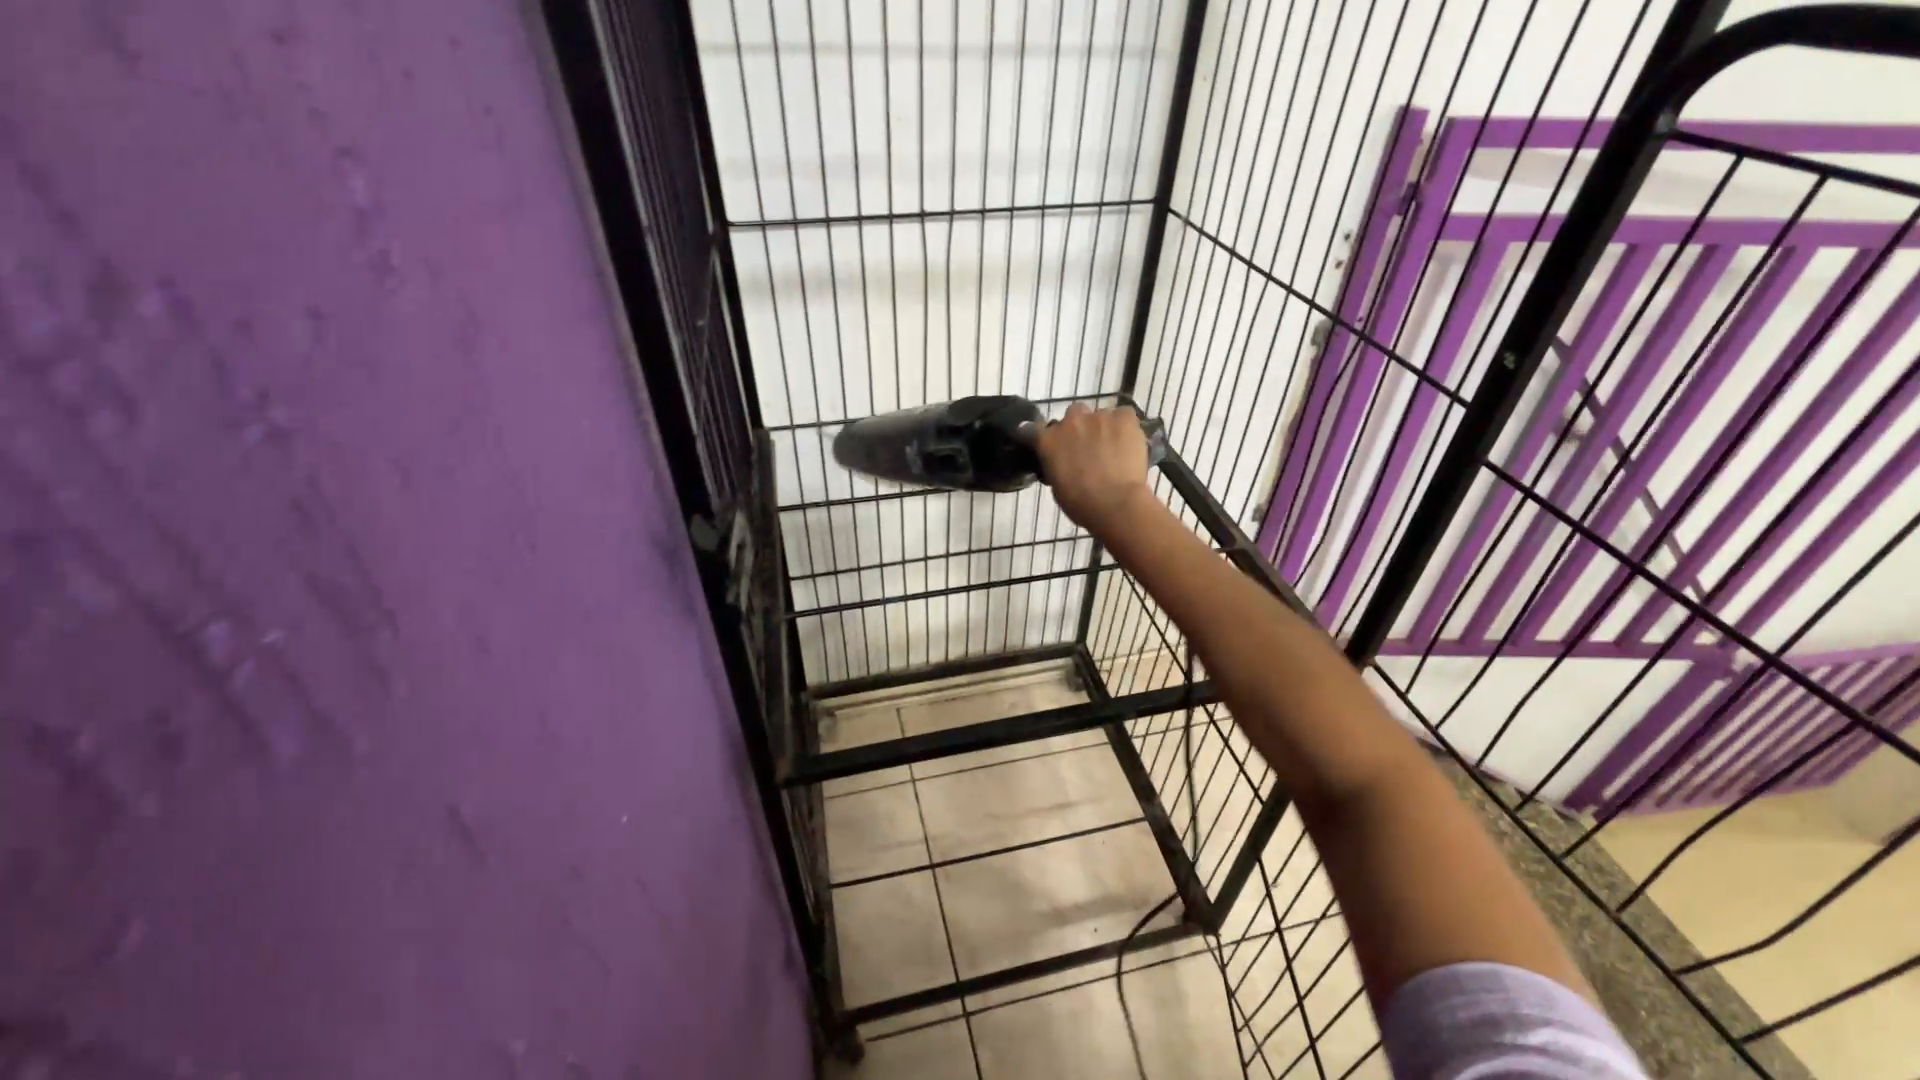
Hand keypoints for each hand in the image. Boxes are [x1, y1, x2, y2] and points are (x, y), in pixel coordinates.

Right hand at [1034, 404, 1155, 535]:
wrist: (1115, 503)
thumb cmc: (1081, 503)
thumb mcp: (1056, 485)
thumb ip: (1055, 464)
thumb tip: (1061, 461)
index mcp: (1048, 441)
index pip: (1032, 429)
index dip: (1041, 436)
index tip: (1046, 443)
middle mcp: (1071, 422)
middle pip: (1073, 414)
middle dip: (1078, 428)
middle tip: (1087, 448)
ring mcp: (1099, 417)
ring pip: (1100, 416)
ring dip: (1103, 428)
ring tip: (1112, 449)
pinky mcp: (1124, 418)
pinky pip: (1123, 415)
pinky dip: (1125, 426)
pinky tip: (1128, 442)